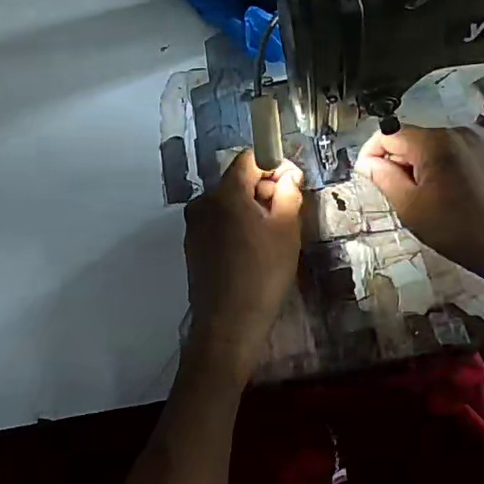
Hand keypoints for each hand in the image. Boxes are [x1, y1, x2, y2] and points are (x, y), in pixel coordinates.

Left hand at [183, 150, 304, 375]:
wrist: (228, 324)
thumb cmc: (263, 274)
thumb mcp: (287, 230)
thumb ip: (288, 193)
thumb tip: (289, 173)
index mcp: (225, 193)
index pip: (249, 158)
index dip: (273, 165)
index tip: (291, 186)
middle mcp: (202, 202)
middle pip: (237, 181)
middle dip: (263, 191)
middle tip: (286, 217)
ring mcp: (193, 225)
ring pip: (228, 204)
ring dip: (250, 211)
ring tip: (270, 239)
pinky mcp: (193, 245)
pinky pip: (218, 223)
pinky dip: (236, 228)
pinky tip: (251, 253)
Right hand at [357, 126, 483, 283]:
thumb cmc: (455, 228)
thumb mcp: (409, 205)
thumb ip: (383, 177)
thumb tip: (366, 162)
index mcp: (434, 141)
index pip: (388, 134)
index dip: (371, 154)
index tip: (367, 179)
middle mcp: (453, 133)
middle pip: (408, 139)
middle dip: (394, 162)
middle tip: (393, 195)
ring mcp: (471, 143)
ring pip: (425, 148)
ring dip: (413, 168)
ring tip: (416, 199)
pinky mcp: (481, 156)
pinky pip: (444, 155)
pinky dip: (432, 170)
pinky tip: (437, 196)